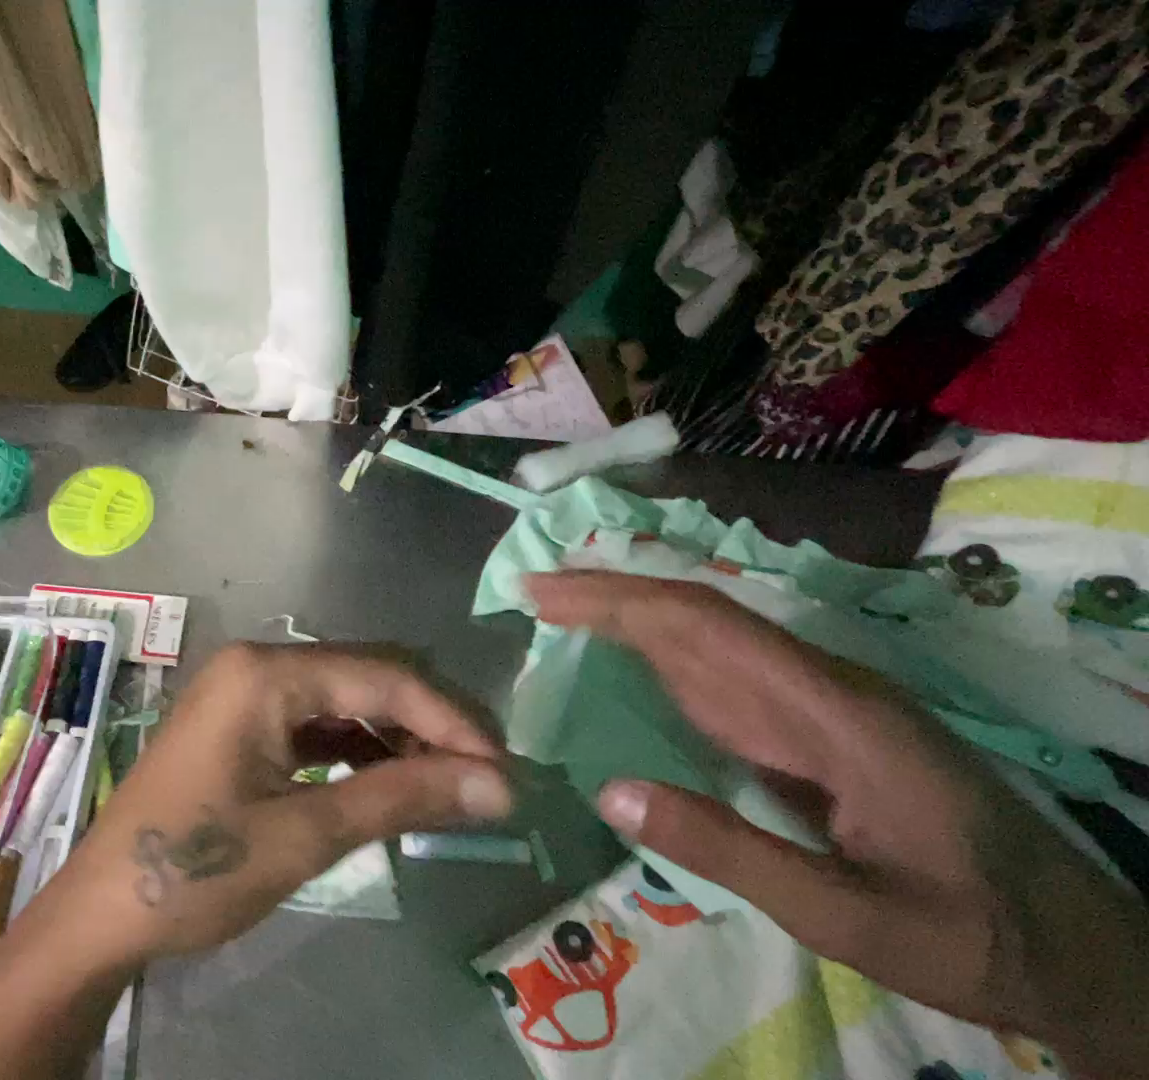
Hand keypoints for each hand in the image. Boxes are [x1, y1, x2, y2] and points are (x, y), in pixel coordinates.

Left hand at [0, 645, 513, 1079]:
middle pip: (366, 677)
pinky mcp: (239, 725)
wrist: (104, 908)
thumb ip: (401, 797)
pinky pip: (314, 723)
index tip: (506, 773)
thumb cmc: (198, 869)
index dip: (453, 722)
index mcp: (265, 673)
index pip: (385, 677)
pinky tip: (389, 781)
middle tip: (485, 780)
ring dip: (397, 738)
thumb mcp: (306, 834)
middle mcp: (255, 665)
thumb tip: (500, 785)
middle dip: (430, 724)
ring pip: (343, 700)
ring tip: (447, 787)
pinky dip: (357, 749)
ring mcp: (243, 693)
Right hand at [527, 571, 1148, 1077]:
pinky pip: (720, 677)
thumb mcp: (849, 916)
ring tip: (554, 610)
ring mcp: (815, 706)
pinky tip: (618, 658)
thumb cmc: (969, 933)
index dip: (620, 600)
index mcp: (834, 711)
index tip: (544, 593)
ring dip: (627, 618)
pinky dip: (655, 656)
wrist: (1080, 952)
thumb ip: (730, 850)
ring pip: (707, 641)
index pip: (709, 627)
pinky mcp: (808, 730)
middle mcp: (820, 688)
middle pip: (700, 619)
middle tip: (529, 593)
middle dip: (610, 596)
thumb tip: (609, 790)